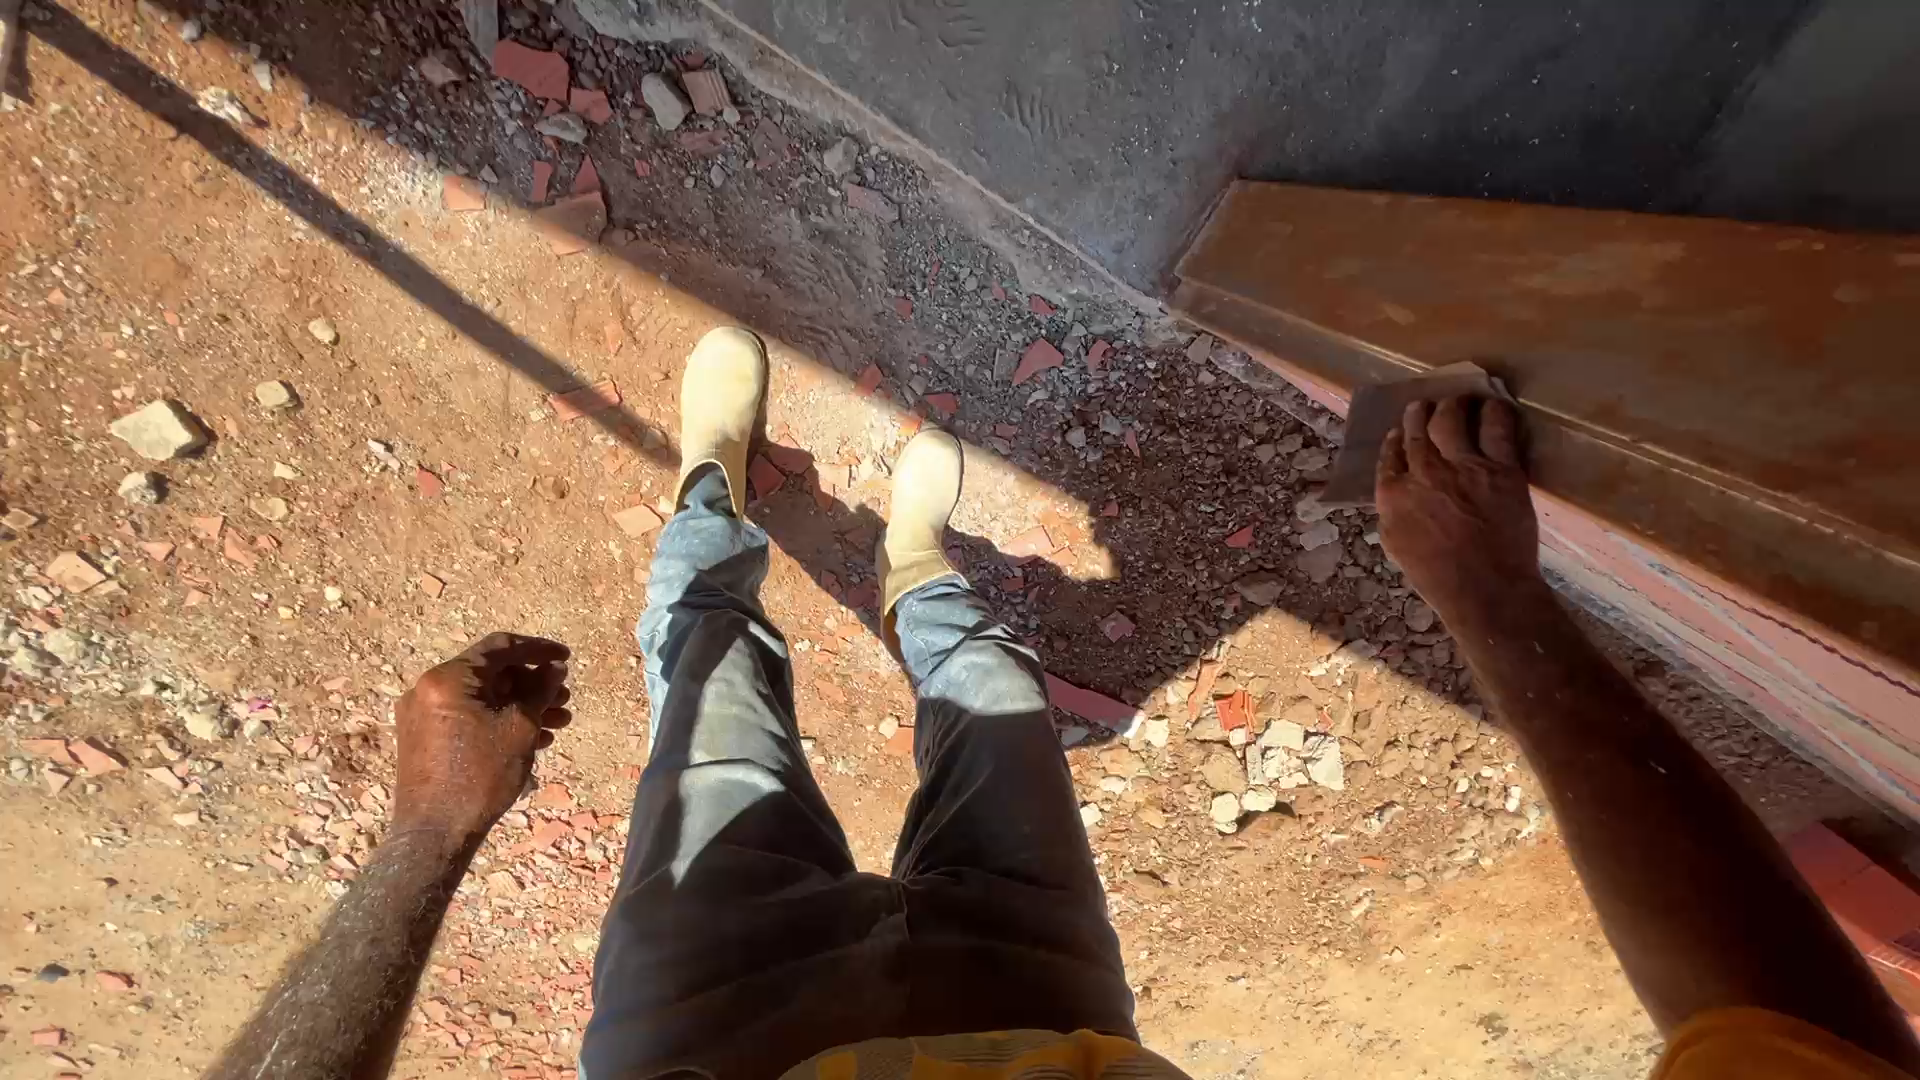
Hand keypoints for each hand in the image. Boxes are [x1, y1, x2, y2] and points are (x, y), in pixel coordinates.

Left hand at [391, 633, 571, 848]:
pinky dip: (501, 719)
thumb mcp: (521, 726)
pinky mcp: (424, 736)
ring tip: (557, 722)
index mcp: (448, 678)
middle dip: (534, 684)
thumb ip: (541, 688)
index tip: (567, 658)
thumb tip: (554, 667)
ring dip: (522, 704)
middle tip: (564, 697)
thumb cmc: (483, 774)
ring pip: (484, 696)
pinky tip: (532, 737)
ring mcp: (423, 714)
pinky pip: (470, 714)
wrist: (436, 832)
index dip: (539, 649)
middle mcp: (428, 689)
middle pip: (493, 672)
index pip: (501, 647)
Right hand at [1375, 397, 1547, 625]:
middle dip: (1418, 415)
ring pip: (1451, 422)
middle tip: (1422, 404)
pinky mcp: (1501, 469)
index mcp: (1393, 493)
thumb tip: (1397, 494)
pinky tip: (1492, 405)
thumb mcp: (1395, 542)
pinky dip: (1493, 413)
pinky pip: (1497, 430)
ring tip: (1454, 399)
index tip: (1398, 431)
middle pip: (1417, 434)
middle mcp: (1424, 472)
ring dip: (1450, 407)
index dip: (1394, 441)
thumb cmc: (1433, 573)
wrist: (1483, 585)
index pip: (1390, 457)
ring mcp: (1463, 467)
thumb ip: (1393, 511)